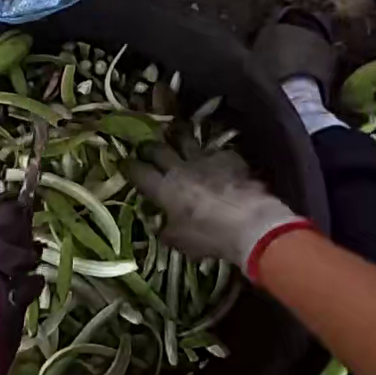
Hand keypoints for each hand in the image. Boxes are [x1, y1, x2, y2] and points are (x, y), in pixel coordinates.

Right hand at [128, 147, 311, 278]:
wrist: (250, 224)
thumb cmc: (209, 236)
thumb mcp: (180, 242)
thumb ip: (167, 231)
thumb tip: (161, 228)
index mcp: (164, 189)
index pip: (139, 173)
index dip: (130, 166)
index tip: (125, 163)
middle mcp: (180, 168)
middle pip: (159, 150)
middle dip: (149, 147)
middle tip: (146, 146)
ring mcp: (205, 160)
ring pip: (186, 141)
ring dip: (178, 137)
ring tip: (175, 132)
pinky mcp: (229, 158)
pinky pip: (217, 151)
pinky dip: (213, 153)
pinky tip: (216, 156)